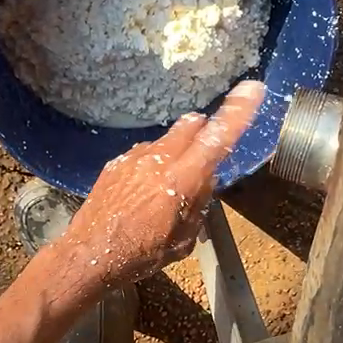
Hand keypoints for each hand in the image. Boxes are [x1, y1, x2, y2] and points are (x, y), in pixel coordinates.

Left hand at [56, 79, 266, 291]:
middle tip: (203, 155)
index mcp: (183, 179)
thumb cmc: (142, 254)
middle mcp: (160, 159)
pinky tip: (143, 190)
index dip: (238, 111)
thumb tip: (206, 180)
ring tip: (167, 186)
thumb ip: (199, 203)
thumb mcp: (184, 239)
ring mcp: (135, 157)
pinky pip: (144, 153)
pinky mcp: (116, 162)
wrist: (90, 254)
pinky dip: (152, 163)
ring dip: (176, 151)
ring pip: (167, 139)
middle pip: (191, 125)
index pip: (217, 136)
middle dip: (203, 132)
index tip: (252, 89)